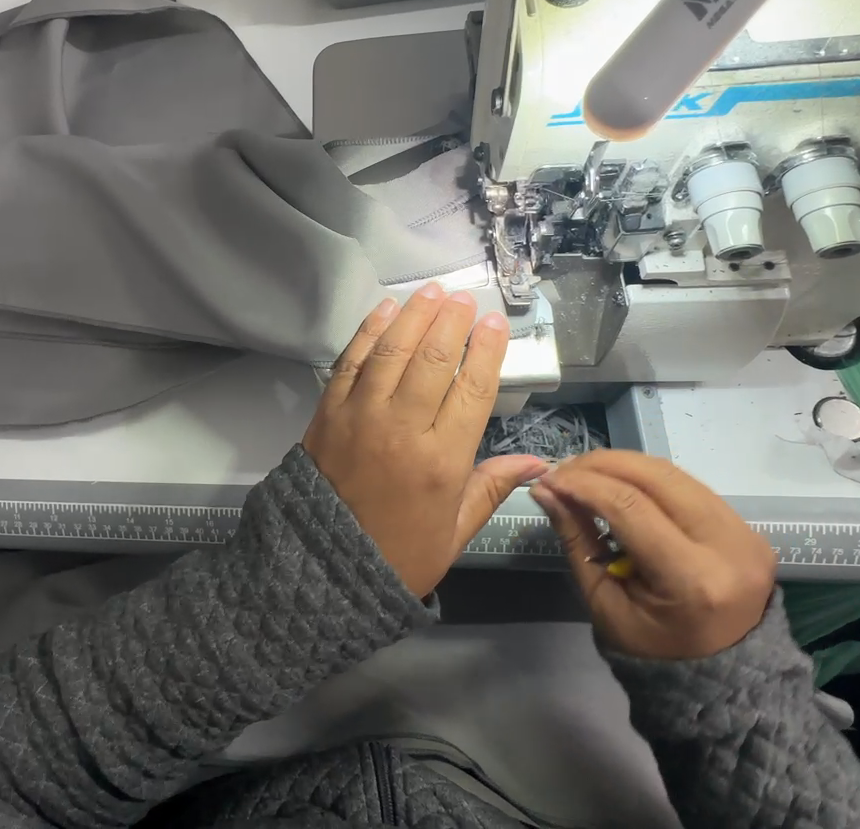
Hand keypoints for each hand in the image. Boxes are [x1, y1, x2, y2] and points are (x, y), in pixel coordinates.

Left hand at [303, 282, 549, 597]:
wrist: (321, 566)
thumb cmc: (398, 554)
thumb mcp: (455, 531)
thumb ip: (492, 488)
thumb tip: (537, 463)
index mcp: (441, 462)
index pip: (472, 391)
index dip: (486, 352)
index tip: (494, 323)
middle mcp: (402, 430)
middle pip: (433, 361)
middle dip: (450, 323)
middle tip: (463, 298)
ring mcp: (360, 416)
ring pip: (392, 353)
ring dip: (412, 317)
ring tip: (430, 292)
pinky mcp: (328, 412)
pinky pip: (350, 362)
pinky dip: (367, 333)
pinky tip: (383, 311)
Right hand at [532, 449, 776, 659]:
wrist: (723, 676)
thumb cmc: (651, 646)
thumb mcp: (602, 599)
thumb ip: (576, 538)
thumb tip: (544, 489)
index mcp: (693, 579)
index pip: (630, 507)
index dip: (584, 484)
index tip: (548, 479)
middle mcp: (729, 548)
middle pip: (657, 478)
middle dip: (602, 464)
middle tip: (564, 469)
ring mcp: (746, 535)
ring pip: (675, 474)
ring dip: (624, 465)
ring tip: (586, 472)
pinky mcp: (748, 529)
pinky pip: (690, 486)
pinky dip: (648, 478)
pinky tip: (619, 483)